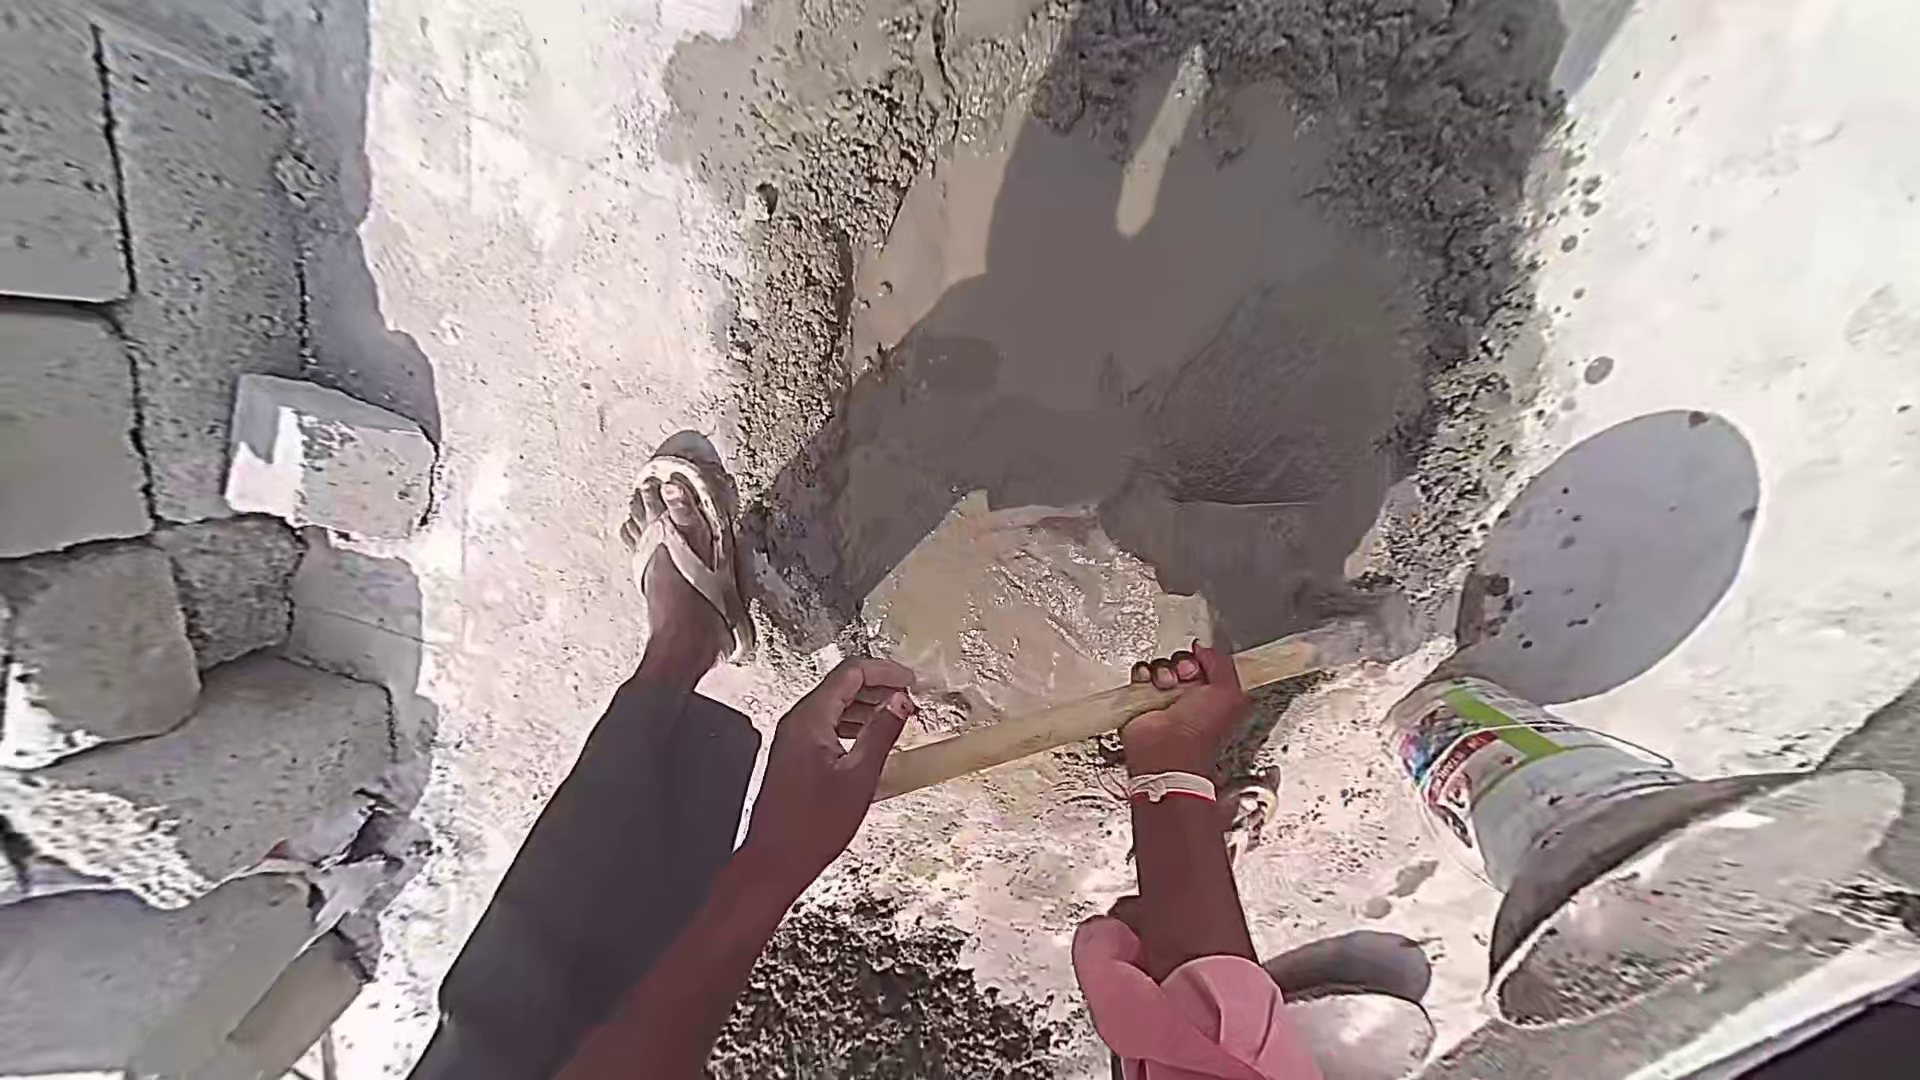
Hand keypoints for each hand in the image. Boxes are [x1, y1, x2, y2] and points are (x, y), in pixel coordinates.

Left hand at [741, 657, 915, 893]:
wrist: (774, 863)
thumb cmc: (810, 827)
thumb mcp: (859, 776)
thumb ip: (881, 732)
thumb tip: (899, 702)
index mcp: (810, 719)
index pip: (851, 673)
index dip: (885, 672)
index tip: (908, 680)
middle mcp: (798, 722)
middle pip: (843, 684)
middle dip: (879, 686)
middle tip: (907, 697)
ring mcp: (795, 737)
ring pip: (836, 704)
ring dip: (868, 704)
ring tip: (896, 716)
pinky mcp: (796, 753)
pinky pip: (829, 723)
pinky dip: (854, 722)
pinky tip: (872, 737)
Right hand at [1121, 642, 1248, 776]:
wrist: (1167, 749)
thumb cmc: (1201, 730)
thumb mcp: (1229, 693)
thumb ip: (1222, 664)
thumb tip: (1204, 647)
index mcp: (1213, 694)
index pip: (1205, 662)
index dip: (1203, 660)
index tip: (1201, 666)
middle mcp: (1189, 695)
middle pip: (1181, 661)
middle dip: (1181, 664)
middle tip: (1183, 676)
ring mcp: (1164, 696)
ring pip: (1161, 665)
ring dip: (1162, 671)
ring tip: (1165, 687)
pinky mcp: (1141, 698)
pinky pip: (1140, 673)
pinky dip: (1142, 674)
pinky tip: (1147, 683)